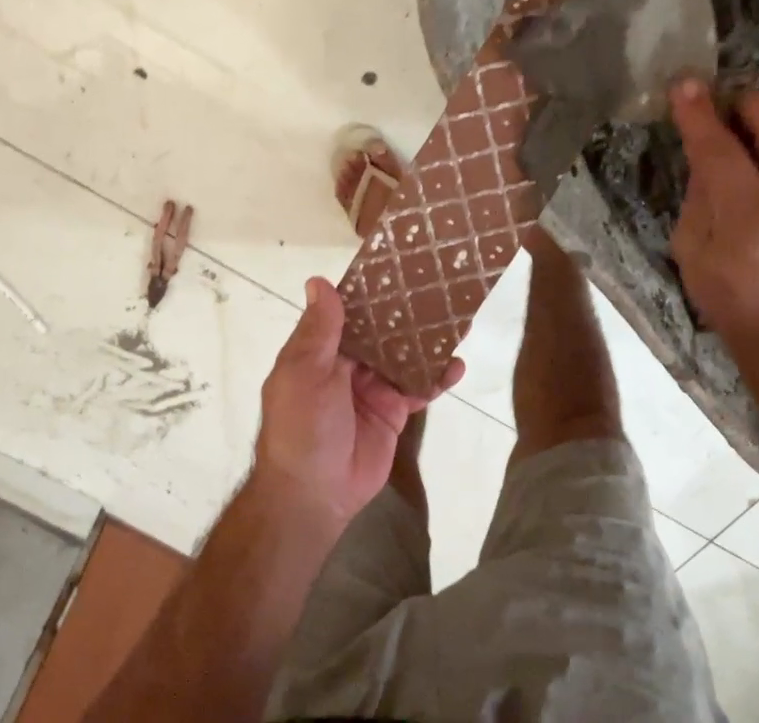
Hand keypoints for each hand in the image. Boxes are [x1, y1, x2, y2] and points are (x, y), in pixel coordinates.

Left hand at [252, 278, 463, 528]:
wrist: (314, 492)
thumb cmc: (302, 426)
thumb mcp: (304, 372)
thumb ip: (319, 330)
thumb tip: (318, 281)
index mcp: (318, 351)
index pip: (345, 313)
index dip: (367, 292)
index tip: (395, 267)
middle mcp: (345, 365)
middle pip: (379, 332)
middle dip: (404, 314)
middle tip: (437, 288)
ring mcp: (370, 389)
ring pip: (402, 356)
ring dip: (425, 341)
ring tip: (456, 319)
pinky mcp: (393, 412)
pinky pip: (417, 388)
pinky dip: (436, 378)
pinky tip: (456, 365)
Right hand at [668, 80, 758, 350]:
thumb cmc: (727, 295)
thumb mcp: (692, 246)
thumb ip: (700, 192)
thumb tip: (704, 148)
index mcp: (751, 213)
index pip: (720, 146)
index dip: (698, 112)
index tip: (683, 85)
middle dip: (744, 100)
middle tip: (718, 104)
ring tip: (745, 118)